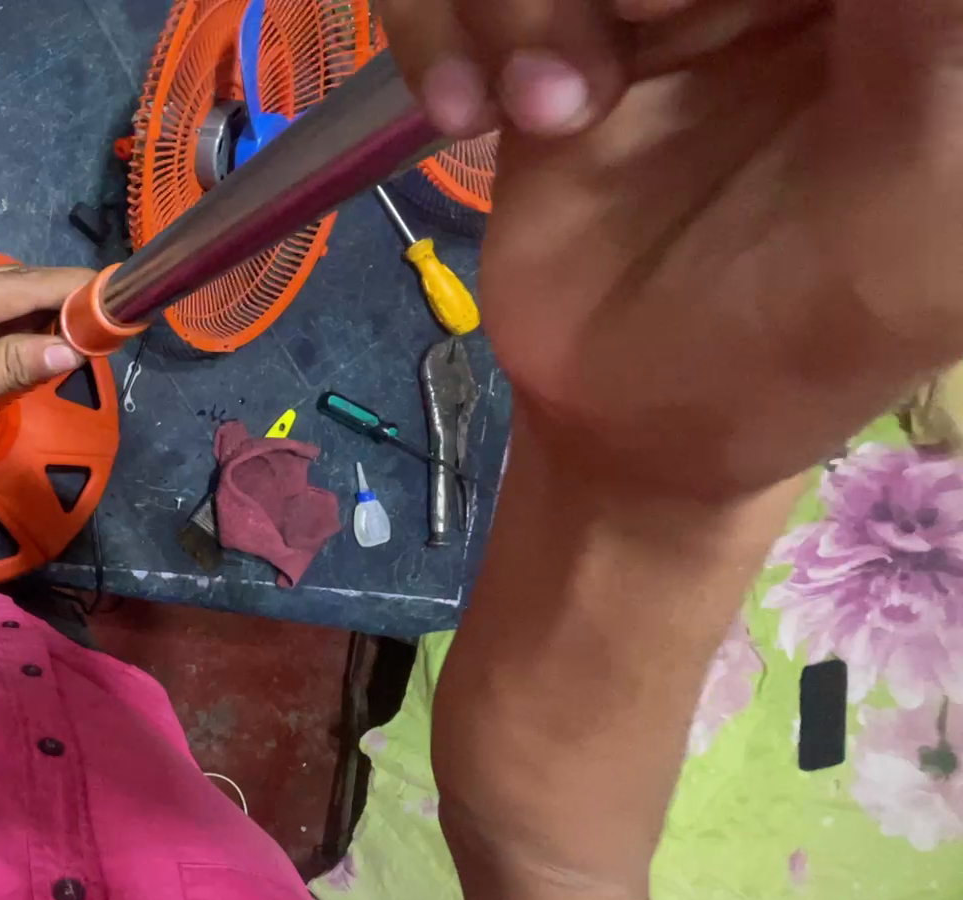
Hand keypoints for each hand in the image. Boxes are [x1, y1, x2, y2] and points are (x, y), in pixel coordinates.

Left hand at [0, 265, 93, 507]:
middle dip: (54, 300)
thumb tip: (74, 348)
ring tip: (73, 332)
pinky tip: (28, 339)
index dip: (69, 289)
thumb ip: (14, 366)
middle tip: (99, 322)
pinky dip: (2, 323)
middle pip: (6, 282)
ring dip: (30, 312)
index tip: (114, 293)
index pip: (18, 286)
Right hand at [379, 0, 962, 499]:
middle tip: (602, 66)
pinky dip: (433, 41)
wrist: (631, 411)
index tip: (652, 26)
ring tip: (546, 115)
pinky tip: (465, 119)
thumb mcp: (921, 194)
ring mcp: (636, 2)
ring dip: (509, 11)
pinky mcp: (529, 51)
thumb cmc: (805, 326)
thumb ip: (927, 44)